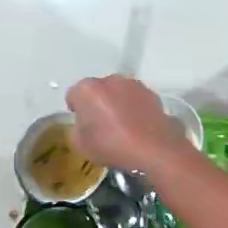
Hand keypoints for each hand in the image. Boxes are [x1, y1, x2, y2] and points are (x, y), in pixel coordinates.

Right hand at [65, 76, 194, 172]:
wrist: (153, 147)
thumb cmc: (111, 145)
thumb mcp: (80, 144)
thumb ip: (77, 128)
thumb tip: (85, 123)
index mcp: (88, 89)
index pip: (74, 95)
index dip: (76, 111)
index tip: (83, 125)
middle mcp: (110, 80)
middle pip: (97, 90)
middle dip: (97, 103)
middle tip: (101, 125)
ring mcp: (133, 84)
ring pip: (117, 92)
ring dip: (116, 103)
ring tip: (121, 125)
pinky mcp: (151, 92)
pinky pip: (134, 99)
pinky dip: (133, 107)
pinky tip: (137, 125)